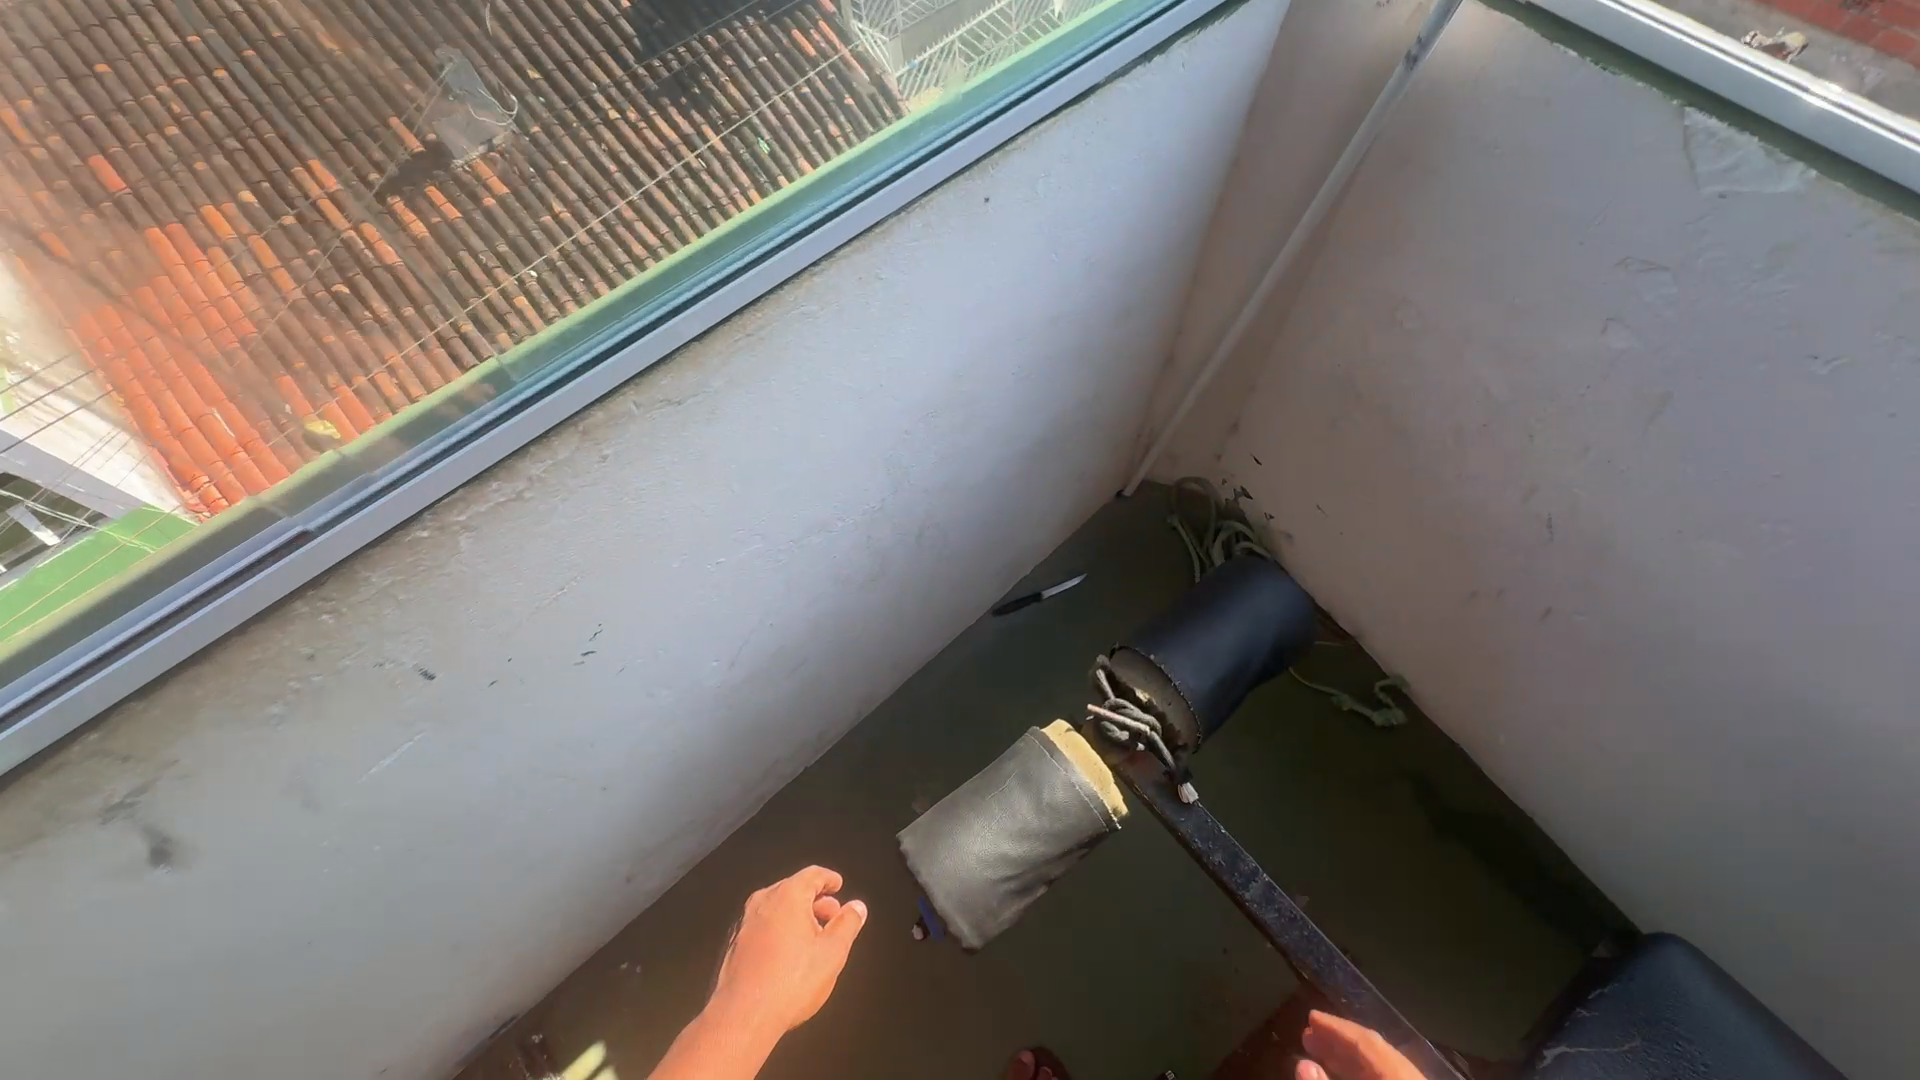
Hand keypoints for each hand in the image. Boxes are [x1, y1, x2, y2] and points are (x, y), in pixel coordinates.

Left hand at [707, 865, 867, 1038]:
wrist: (742, 1018)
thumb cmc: (791, 982)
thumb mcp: (833, 952)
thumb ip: (848, 924)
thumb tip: (857, 907)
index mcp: (787, 895)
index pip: (812, 874)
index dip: (829, 878)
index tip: (837, 884)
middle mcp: (762, 902)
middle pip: (793, 889)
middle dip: (815, 900)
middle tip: (831, 915)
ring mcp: (744, 924)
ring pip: (775, 909)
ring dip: (795, 917)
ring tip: (812, 938)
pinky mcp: (733, 946)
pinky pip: (762, 927)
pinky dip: (777, 931)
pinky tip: (786, 955)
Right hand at [1296, 1011, 1426, 1079]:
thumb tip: (1302, 1063)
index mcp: (1402, 1074)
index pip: (1369, 1042)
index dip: (1338, 1027)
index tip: (1311, 1017)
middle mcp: (1413, 1075)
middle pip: (1379, 1052)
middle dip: (1342, 1042)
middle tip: (1309, 1035)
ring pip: (1386, 1068)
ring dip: (1351, 1059)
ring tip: (1320, 1053)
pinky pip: (1391, 1079)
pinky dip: (1365, 1075)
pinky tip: (1343, 1074)